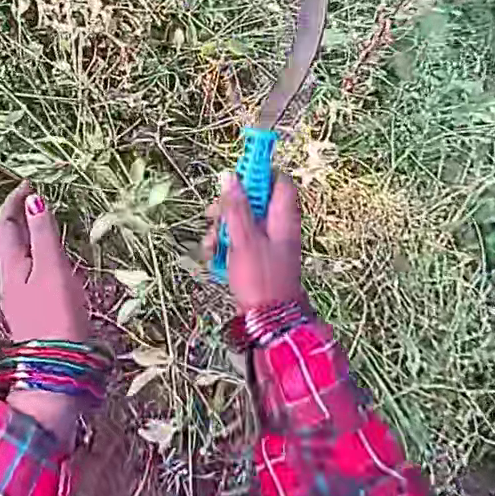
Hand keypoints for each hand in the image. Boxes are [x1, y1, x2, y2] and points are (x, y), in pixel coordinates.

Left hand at [0, 182, 89, 441]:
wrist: (58, 372)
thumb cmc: (56, 318)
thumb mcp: (52, 270)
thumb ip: (43, 235)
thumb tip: (33, 199)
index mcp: (12, 267)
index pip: (5, 224)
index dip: (13, 201)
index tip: (28, 183)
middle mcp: (12, 280)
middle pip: (9, 240)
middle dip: (19, 215)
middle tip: (35, 197)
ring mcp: (22, 297)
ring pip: (20, 256)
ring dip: (28, 233)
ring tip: (44, 219)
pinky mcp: (34, 310)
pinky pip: (31, 270)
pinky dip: (39, 253)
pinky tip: (53, 257)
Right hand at [205, 171, 304, 312]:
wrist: (269, 321)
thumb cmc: (260, 278)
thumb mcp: (244, 239)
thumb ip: (236, 207)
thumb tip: (230, 176)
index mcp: (282, 217)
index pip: (277, 181)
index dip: (258, 174)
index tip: (236, 176)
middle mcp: (278, 226)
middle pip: (253, 200)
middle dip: (229, 206)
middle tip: (214, 215)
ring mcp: (268, 242)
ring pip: (242, 221)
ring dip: (222, 229)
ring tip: (212, 244)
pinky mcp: (257, 257)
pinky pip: (239, 241)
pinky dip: (225, 245)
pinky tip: (214, 257)